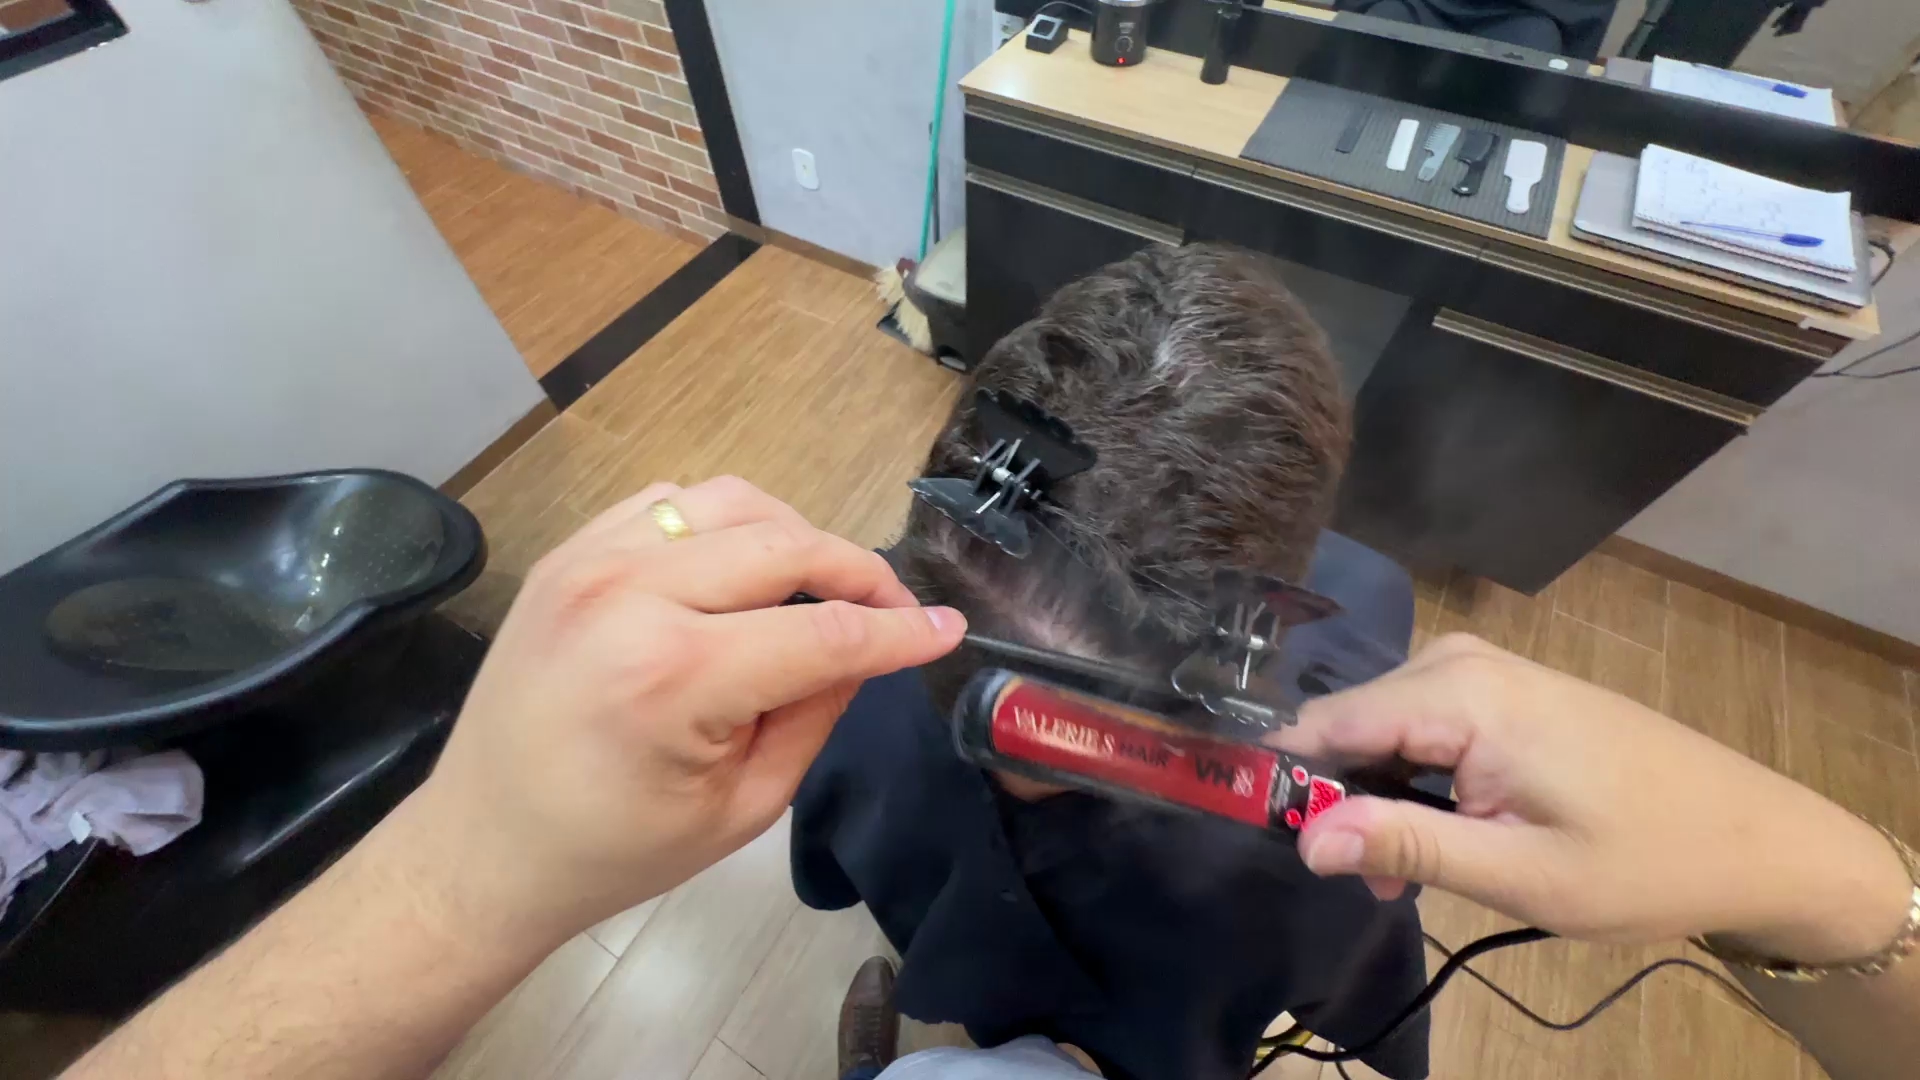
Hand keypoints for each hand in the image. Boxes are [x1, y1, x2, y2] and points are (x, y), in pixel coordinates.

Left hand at [394, 477, 966, 941]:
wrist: (480, 848)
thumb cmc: (618, 848)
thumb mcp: (746, 804)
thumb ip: (819, 711)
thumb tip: (870, 647)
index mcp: (673, 676)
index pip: (824, 632)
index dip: (899, 631)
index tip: (946, 628)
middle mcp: (631, 593)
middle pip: (790, 545)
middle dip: (861, 573)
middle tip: (893, 610)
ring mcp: (592, 558)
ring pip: (738, 501)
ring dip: (799, 536)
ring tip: (819, 584)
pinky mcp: (573, 550)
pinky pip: (678, 501)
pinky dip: (731, 523)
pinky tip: (740, 567)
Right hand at [1273, 634, 1911, 963]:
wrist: (1765, 838)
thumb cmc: (1649, 860)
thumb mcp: (1526, 874)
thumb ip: (1408, 848)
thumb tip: (1305, 840)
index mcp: (1460, 693)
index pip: (1328, 721)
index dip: (1291, 774)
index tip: (1281, 832)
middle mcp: (1453, 660)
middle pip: (1349, 722)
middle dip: (1343, 794)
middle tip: (1371, 875)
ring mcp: (1471, 666)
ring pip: (1374, 723)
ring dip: (1376, 791)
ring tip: (1410, 863)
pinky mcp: (1486, 682)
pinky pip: (1410, 718)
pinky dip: (1407, 772)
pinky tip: (1439, 819)